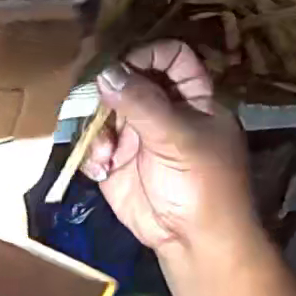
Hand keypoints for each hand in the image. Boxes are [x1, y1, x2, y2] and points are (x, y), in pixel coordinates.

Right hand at [80, 40, 252, 257]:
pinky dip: (93, 154)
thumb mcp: (178, 137)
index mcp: (191, 97)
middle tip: (95, 103)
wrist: (193, 240)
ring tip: (106, 150)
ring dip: (98, 128)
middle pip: (127, 82)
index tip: (122, 68)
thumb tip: (105, 71)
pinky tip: (103, 168)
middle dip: (109, 93)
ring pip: (104, 112)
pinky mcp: (115, 163)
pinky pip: (93, 145)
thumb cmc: (203, 183)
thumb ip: (141, 102)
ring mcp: (136, 137)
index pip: (169, 57)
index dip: (147, 55)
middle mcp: (161, 111)